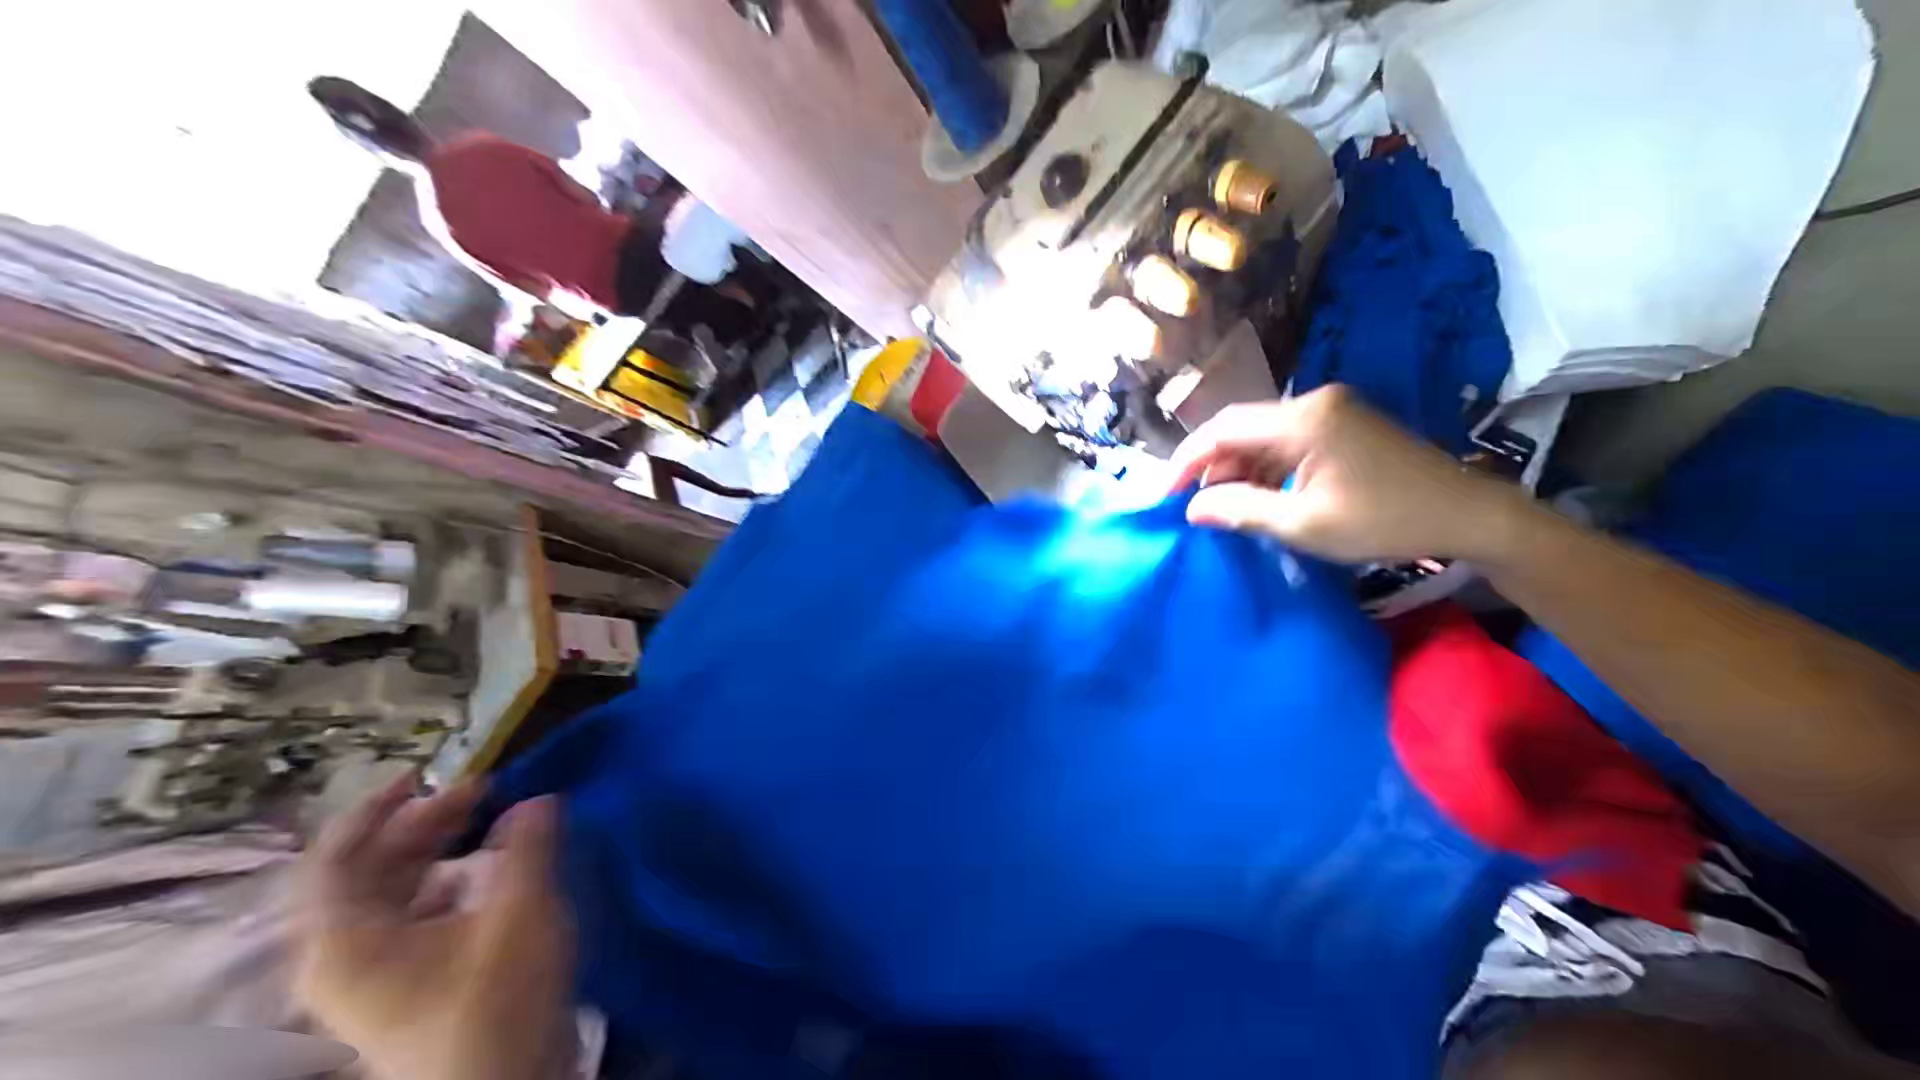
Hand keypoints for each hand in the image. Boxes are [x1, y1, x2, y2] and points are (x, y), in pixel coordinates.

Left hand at [295, 775, 573, 1079]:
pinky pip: (414, 915)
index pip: (333, 860)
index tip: (424, 774)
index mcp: (345, 944)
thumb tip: (537, 800)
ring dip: (437, 849)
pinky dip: (448, 880)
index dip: (373, 810)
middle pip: (367, 871)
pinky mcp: (406, 986)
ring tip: (487, 820)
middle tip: (482, 791)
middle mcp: (344, 958)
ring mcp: (374, 977)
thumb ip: (527, 849)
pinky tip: (489, 869)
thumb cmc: (496, 1004)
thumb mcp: (520, 915)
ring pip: (392, 893)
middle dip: (423, 823)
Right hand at [1168, 386, 1533, 563]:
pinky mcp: (1343, 425)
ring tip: (1224, 510)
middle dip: (1211, 468)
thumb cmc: (1385, 521)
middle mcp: (1313, 402)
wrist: (1470, 515)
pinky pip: (1286, 442)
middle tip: (1194, 508)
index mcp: (1303, 419)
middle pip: (1240, 429)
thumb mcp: (1304, 524)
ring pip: (1261, 436)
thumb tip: (1192, 508)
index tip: (1164, 495)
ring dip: (1238, 470)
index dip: (1186, 460)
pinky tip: (1260, 498)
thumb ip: (1241, 510)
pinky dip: (1265, 469)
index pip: (1223, 428)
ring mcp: (1331, 410)